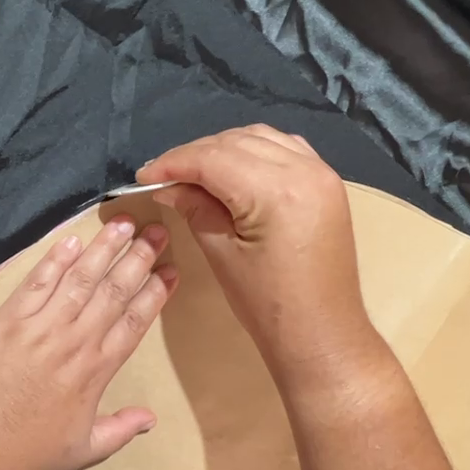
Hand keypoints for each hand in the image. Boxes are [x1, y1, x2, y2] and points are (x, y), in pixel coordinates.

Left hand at [0, 216, 176, 469]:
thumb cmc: (25, 453)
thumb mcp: (82, 451)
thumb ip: (120, 430)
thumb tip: (152, 417)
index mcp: (95, 372)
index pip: (134, 323)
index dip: (156, 294)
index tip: (172, 270)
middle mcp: (73, 341)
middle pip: (113, 291)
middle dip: (138, 258)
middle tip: (157, 230)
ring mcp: (39, 326)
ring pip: (79, 279)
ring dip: (103, 248)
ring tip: (123, 221)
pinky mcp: (7, 320)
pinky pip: (36, 283)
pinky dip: (54, 260)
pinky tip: (71, 239)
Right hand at [138, 124, 380, 381]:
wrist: (321, 331)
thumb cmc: (266, 302)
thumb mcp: (222, 254)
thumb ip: (196, 209)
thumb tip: (168, 187)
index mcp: (276, 191)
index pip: (213, 159)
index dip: (173, 163)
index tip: (143, 176)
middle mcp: (303, 170)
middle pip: (235, 142)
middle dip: (194, 154)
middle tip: (162, 176)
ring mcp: (321, 173)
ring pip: (260, 138)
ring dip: (222, 148)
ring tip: (192, 173)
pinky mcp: (326, 183)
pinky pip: (284, 147)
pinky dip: (252, 150)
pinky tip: (232, 169)